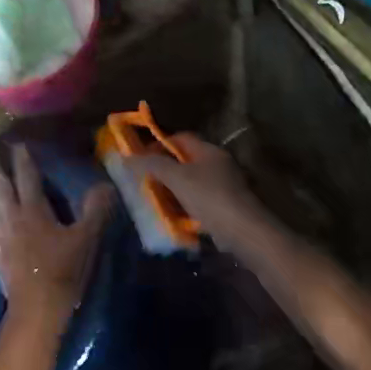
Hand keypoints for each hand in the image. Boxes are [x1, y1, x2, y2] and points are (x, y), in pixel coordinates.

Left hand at [0, 145, 112, 320]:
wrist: (38, 305)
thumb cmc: (63, 269)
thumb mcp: (86, 238)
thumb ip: (95, 210)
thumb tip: (104, 185)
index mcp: (34, 210)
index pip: (28, 178)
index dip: (23, 160)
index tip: (17, 144)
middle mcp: (13, 219)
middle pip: (0, 189)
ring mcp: (0, 238)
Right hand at [124, 133, 271, 249]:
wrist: (243, 231)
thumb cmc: (209, 197)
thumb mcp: (177, 178)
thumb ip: (152, 165)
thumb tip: (128, 156)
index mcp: (209, 152)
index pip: (181, 138)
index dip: (158, 144)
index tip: (138, 157)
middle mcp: (218, 165)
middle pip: (185, 162)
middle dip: (163, 170)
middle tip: (142, 181)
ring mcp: (222, 187)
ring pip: (190, 184)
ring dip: (171, 192)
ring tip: (152, 202)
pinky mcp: (223, 208)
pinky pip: (197, 203)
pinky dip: (183, 208)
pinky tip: (171, 218)